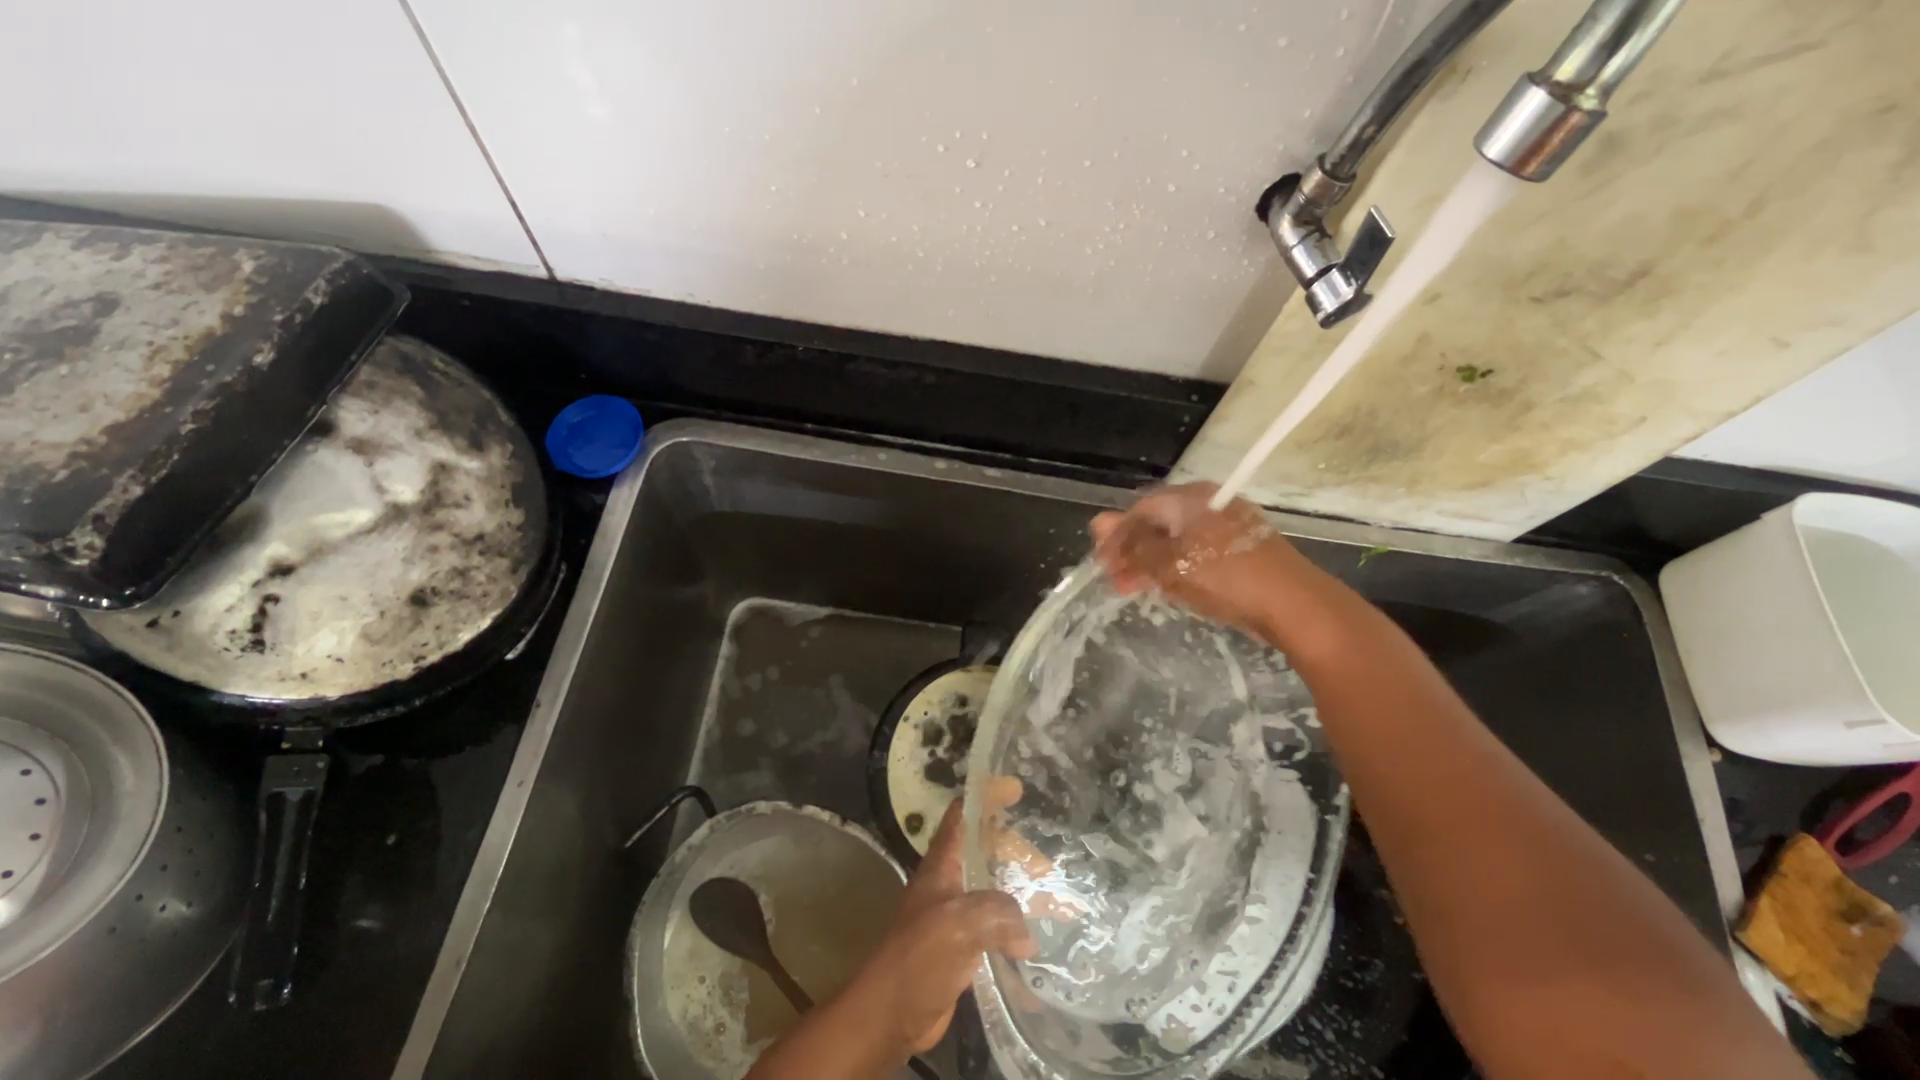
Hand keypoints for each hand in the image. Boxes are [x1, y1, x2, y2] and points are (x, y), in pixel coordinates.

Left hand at [845, 801, 1034, 1056]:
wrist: (890, 1014)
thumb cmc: (919, 958)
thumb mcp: (960, 923)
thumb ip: (999, 913)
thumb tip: (1026, 934)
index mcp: (941, 867)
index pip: (962, 816)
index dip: (986, 797)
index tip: (1016, 788)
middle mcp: (947, 885)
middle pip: (983, 853)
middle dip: (1015, 853)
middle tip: (1048, 867)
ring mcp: (953, 918)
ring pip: (993, 892)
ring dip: (1021, 894)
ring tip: (1057, 905)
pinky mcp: (960, 951)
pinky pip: (995, 931)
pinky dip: (1017, 933)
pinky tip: (1039, 948)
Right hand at [1090, 482, 1313, 640]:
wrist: (1293, 606)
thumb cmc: (1225, 578)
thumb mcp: (1169, 563)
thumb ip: (1132, 546)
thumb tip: (1096, 523)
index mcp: (1191, 498)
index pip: (1140, 508)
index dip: (1117, 535)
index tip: (1101, 564)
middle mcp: (1209, 505)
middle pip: (1158, 524)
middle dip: (1133, 552)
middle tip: (1114, 581)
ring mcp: (1226, 529)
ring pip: (1176, 542)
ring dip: (1151, 565)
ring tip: (1134, 590)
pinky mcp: (1239, 553)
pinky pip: (1196, 556)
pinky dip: (1176, 570)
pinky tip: (1168, 590)